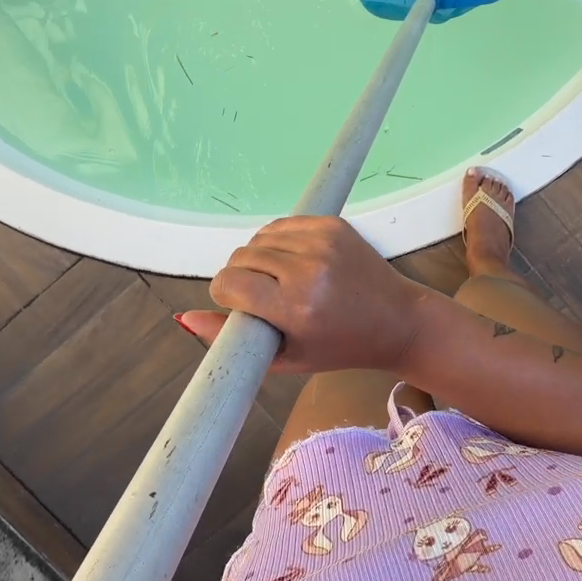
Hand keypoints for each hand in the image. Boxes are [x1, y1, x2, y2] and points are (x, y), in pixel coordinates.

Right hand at [174, 216, 439, 374]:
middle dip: (243, 277)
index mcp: (295, 307)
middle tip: (266, 297)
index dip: (227, 296)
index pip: (228, 283)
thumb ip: (231, 340)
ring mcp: (322, 241)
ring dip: (260, 258)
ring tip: (282, 280)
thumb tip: (183, 318)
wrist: (398, 319)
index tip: (243, 307)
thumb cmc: (340, 347)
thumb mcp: (285, 357)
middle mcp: (308, 269)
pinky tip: (295, 262)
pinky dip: (279, 242)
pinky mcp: (332, 224)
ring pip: (259, 238)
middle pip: (240, 257)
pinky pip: (282, 225)